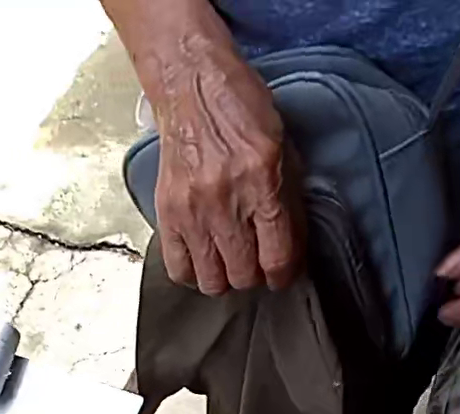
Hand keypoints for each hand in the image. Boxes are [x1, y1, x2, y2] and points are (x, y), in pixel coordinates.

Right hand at [148, 37, 302, 294]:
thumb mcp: (281, 148)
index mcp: (262, 181)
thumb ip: (287, 201)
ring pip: (212, 282)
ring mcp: (193, 212)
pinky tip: (201, 260)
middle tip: (253, 262)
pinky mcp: (167, 216)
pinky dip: (193, 274)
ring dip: (224, 279)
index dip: (282, 276)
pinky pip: (179, 270)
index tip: (281, 276)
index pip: (276, 257)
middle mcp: (226, 201)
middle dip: (253, 275)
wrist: (192, 86)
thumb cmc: (240, 112)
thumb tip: (292, 250)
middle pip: (243, 275)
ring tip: (227, 263)